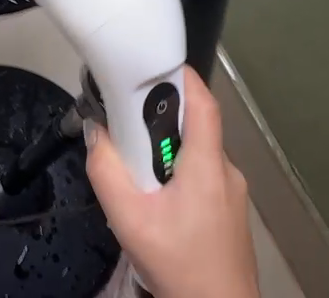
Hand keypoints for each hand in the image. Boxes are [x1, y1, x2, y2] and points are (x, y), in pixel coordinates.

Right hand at [86, 68, 258, 297]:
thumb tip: (95, 131)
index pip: (203, 102)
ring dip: (164, 147)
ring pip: (195, 151)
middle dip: (158, 115)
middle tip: (123, 120)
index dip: (180, 74)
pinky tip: (154, 195)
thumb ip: (106, 169)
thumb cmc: (179, 267)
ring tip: (132, 164)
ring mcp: (233, 193)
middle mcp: (227, 172)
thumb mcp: (128, 219)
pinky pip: (201, 173)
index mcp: (207, 166)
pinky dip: (175, 170)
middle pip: (194, 124)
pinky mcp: (230, 211)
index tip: (148, 62)